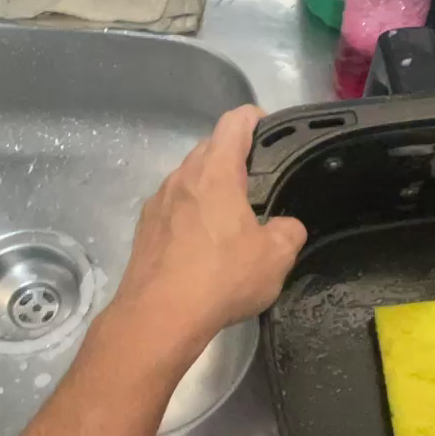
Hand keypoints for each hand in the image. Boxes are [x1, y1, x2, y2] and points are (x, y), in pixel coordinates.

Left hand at [108, 105, 306, 346]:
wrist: (159, 317)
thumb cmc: (220, 278)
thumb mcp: (277, 257)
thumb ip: (289, 231)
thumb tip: (286, 228)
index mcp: (215, 172)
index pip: (234, 123)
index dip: (255, 118)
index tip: (269, 128)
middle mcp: (182, 178)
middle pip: (209, 148)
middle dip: (233, 155)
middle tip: (259, 181)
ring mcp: (158, 203)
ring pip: (188, 179)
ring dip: (210, 187)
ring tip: (232, 216)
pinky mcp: (145, 229)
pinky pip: (174, 207)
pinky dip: (191, 213)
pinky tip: (203, 244)